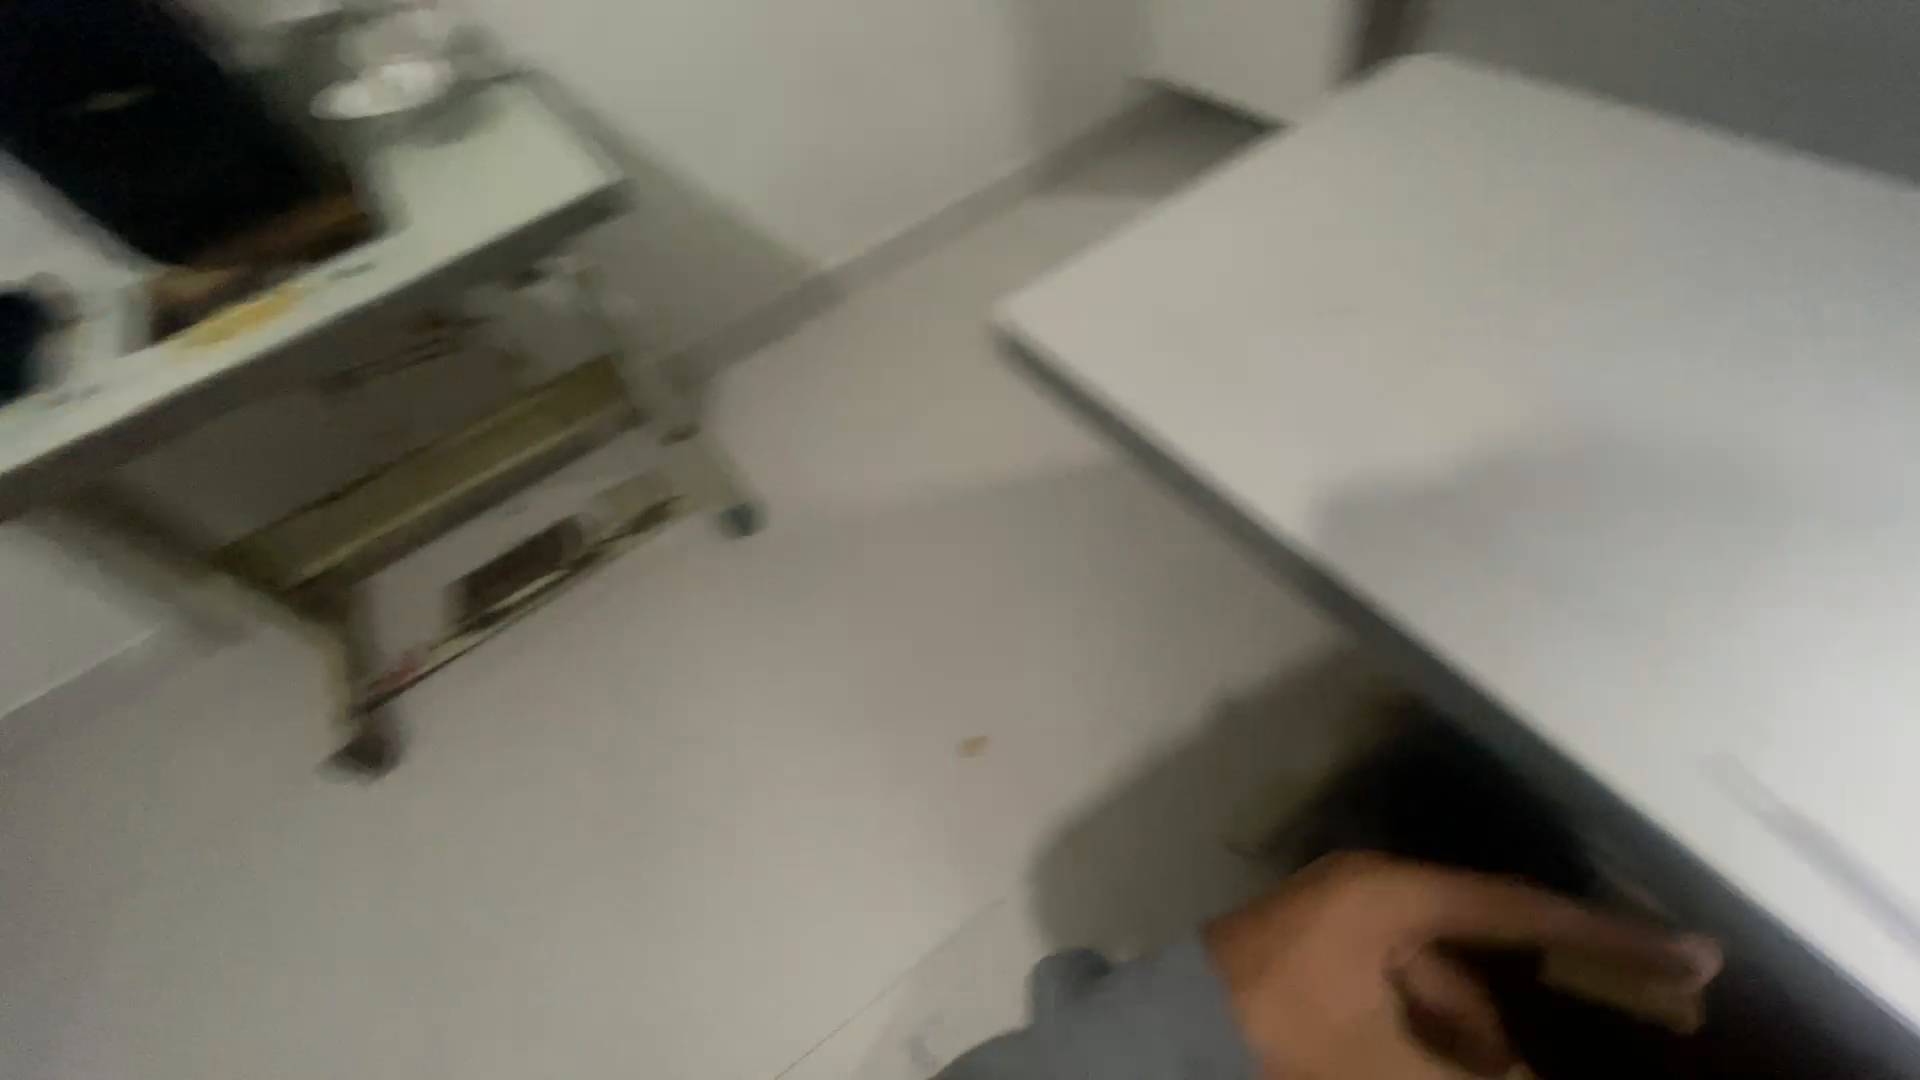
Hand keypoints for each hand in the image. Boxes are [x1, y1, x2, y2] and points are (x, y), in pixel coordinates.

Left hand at [1204, 853, 1722, 1079]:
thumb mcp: (1392, 1066)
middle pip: (1481, 949)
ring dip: (1474, 1041)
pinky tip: (1449, 1064)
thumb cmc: (1285, 1033)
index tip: (1691, 952)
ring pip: (1442, 984)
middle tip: (1585, 1047)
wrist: (1179, 1031)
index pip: (1515, 907)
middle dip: (1528, 1015)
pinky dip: (1432, 1034)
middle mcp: (1369, 893)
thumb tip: (1534, 1075)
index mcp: (1388, 896)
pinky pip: (1403, 992)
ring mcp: (1344, 920)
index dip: (1604, 934)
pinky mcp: (1326, 953)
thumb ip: (1479, 1073)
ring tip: (1491, 1067)